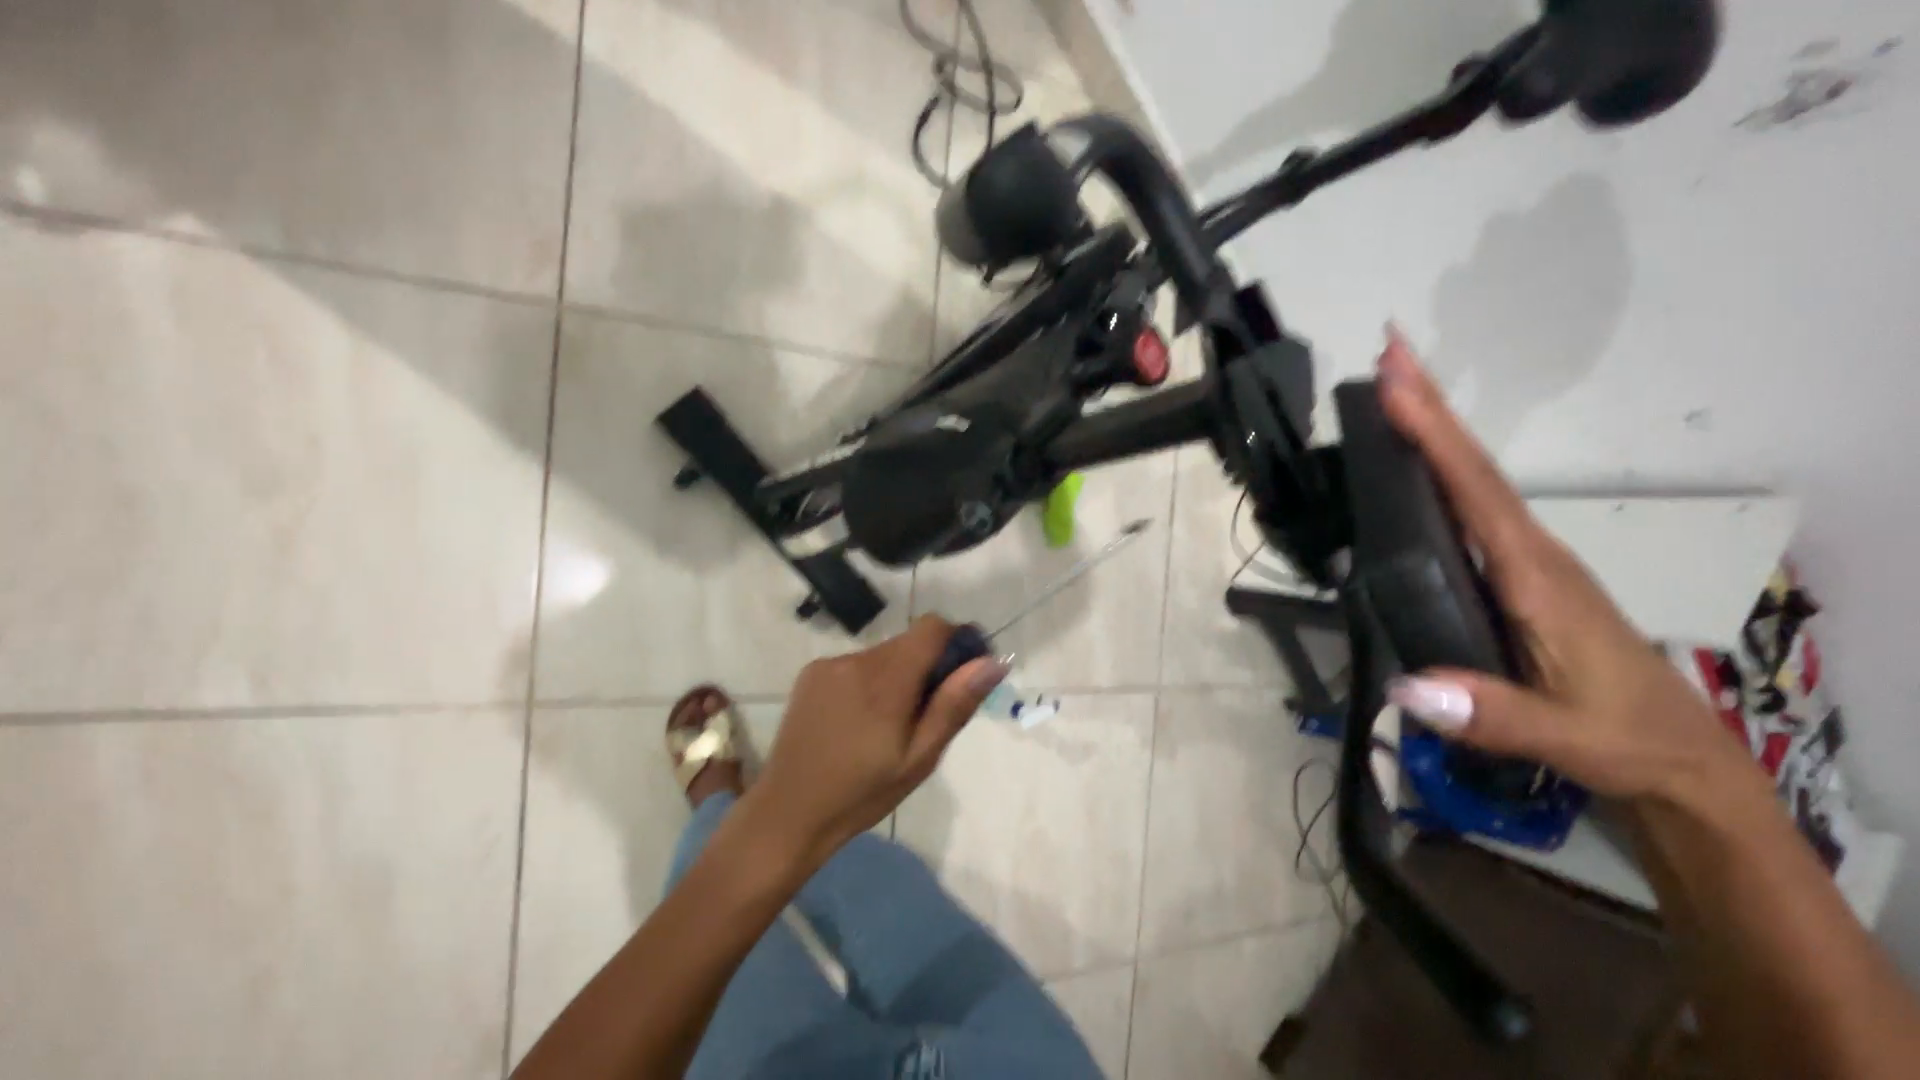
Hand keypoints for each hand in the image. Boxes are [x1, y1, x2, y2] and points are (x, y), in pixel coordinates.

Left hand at [752, 615, 1007, 858]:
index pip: (932, 628)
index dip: (956, 641)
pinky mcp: (810, 675)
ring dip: (898, 677)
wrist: (788, 813)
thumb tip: (993, 662)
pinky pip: (856, 666)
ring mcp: (828, 665)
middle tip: (927, 718)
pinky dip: (870, 683)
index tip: (965, 675)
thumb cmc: (861, 794)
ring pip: (882, 655)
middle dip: (927, 668)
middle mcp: (856, 660)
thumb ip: (954, 705)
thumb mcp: (919, 758)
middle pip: (908, 643)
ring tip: (889, 728)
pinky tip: (859, 724)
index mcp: (886, 679)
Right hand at [1375, 328, 1750, 802]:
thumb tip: (1403, 684)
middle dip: (1433, 409)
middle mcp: (1534, 556)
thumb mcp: (1567, 738)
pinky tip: (1418, 466)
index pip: (1479, 495)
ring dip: (1435, 432)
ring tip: (1393, 391)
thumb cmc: (1624, 740)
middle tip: (1388, 352)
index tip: (1396, 383)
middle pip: (1476, 471)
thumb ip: (1492, 712)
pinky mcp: (1519, 580)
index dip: (1436, 438)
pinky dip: (1443, 473)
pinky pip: (1473, 510)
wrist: (1678, 760)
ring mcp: (1529, 565)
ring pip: (1475, 484)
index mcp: (1540, 579)